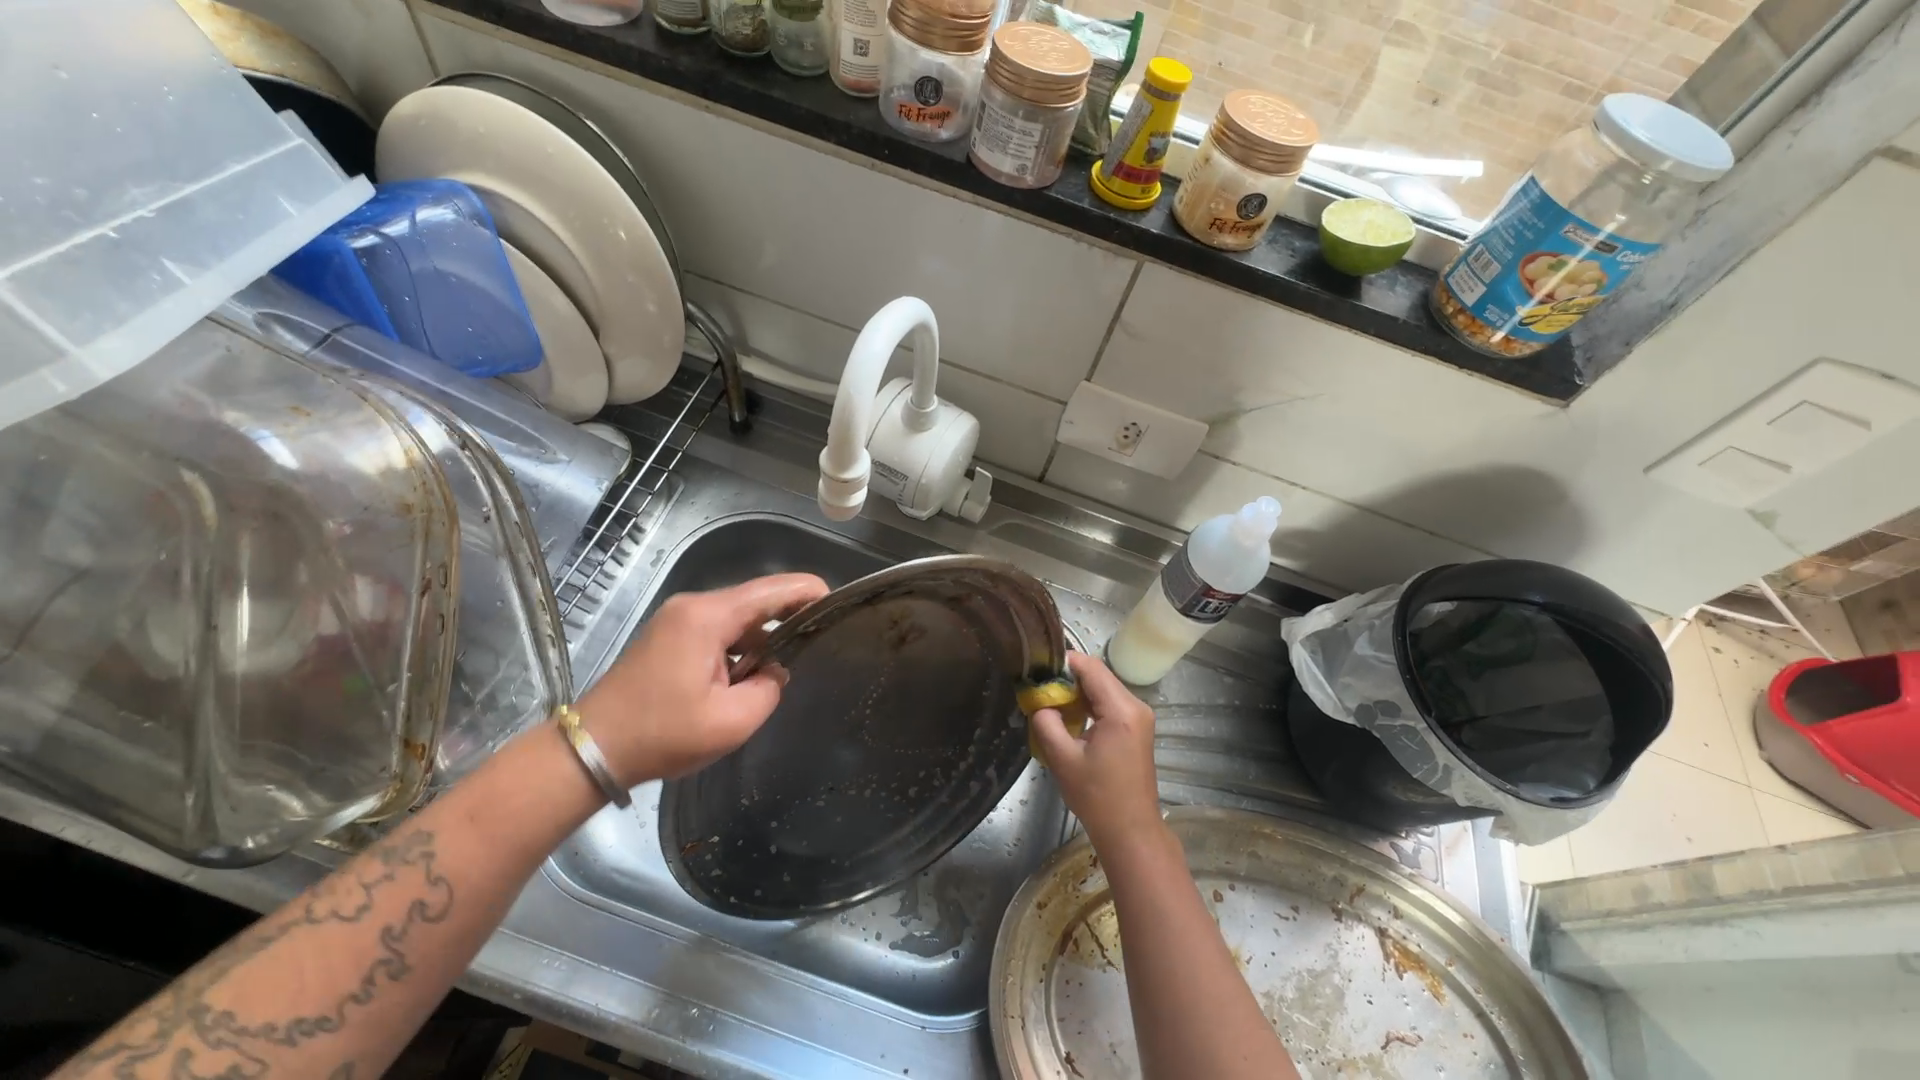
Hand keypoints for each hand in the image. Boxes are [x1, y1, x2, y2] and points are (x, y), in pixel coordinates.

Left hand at [575, 573, 829, 784]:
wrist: (592, 749)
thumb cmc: (662, 734)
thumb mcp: (731, 721)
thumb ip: (769, 689)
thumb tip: (775, 672)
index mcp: (708, 616)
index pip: (774, 590)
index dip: (811, 593)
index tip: (841, 607)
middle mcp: (693, 607)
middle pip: (756, 601)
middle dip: (790, 618)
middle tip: (824, 641)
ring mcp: (678, 620)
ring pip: (738, 619)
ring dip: (763, 639)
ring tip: (793, 663)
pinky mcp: (670, 638)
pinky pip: (718, 631)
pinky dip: (740, 647)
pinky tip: (753, 673)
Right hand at [1030, 651, 1163, 846]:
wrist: (1130, 830)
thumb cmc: (1097, 796)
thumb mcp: (1063, 758)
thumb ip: (1046, 723)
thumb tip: (1040, 703)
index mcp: (1121, 710)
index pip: (1091, 667)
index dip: (1063, 662)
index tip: (1037, 668)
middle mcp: (1136, 706)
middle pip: (1099, 675)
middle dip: (1068, 678)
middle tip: (1039, 688)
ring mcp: (1140, 718)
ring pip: (1104, 689)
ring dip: (1078, 692)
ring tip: (1049, 702)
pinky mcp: (1137, 729)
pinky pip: (1110, 704)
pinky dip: (1089, 705)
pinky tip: (1070, 718)